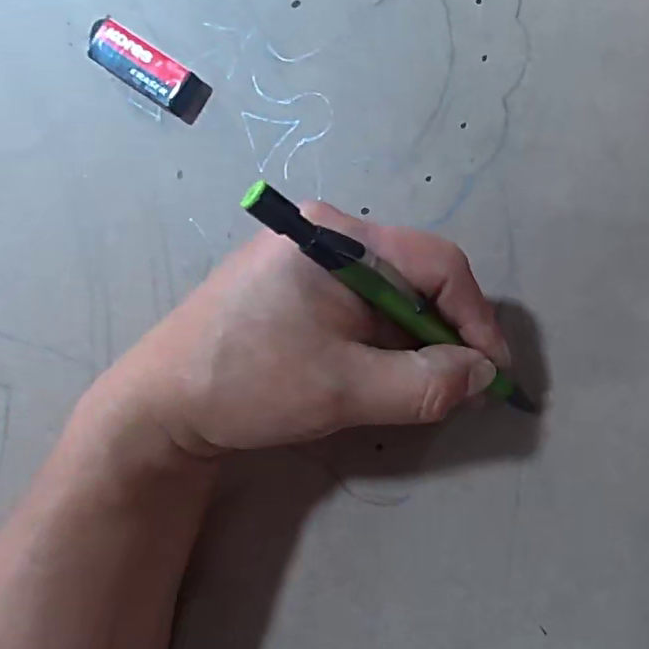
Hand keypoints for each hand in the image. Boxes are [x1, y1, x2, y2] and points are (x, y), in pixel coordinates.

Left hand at [89, 203, 510, 459]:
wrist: (157, 411)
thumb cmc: (246, 386)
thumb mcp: (344, 390)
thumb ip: (425, 384)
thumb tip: (483, 376)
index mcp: (338, 238)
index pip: (438, 264)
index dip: (476, 318)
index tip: (492, 371)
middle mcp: (331, 237)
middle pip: (421, 279)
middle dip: (449, 335)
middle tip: (464, 385)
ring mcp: (317, 263)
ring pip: (399, 300)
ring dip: (421, 345)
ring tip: (425, 389)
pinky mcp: (306, 291)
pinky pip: (372, 312)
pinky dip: (393, 347)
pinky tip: (388, 378)